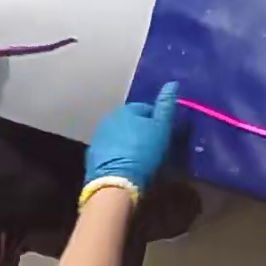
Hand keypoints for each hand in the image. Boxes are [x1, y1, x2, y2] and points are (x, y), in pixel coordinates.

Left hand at [81, 82, 180, 202]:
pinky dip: (118, 155)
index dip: (157, 122)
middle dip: (141, 131)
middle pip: (131, 122)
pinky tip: (126, 167)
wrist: (116, 182)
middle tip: (154, 147)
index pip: (146, 109)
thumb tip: (172, 83)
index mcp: (126, 110)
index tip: (164, 136)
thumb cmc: (143, 152)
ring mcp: (99, 138)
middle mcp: (109, 119)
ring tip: (141, 159)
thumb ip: (166, 106)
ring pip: (119, 136)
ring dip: (129, 143)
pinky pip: (110, 151)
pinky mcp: (93, 156)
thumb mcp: (161, 129)